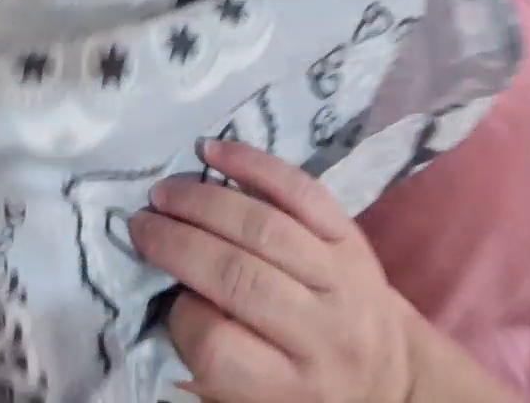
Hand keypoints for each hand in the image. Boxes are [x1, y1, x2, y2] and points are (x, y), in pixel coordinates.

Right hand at [129, 139, 418, 402]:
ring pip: (263, 227)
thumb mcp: (255, 393)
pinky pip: (299, 189)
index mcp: (292, 386)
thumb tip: (163, 289)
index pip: (218, 346)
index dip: (178, 314)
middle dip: (177, 242)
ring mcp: (344, 278)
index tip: (163, 295)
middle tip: (140, 222)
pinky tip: (211, 152)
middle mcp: (325, 334)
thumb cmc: (301, 385)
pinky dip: (252, 163)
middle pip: (238, 277)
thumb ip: (210, 352)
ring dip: (202, 201)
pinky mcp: (350, 234)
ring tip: (164, 193)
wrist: (389, 374)